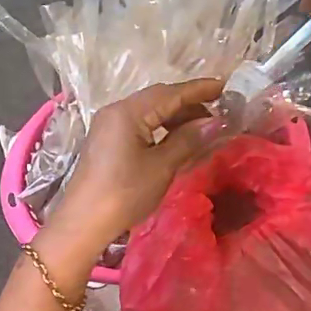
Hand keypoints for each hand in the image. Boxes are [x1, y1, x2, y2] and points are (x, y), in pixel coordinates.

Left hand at [38, 80, 225, 273]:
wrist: (84, 222)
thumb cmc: (125, 193)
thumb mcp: (162, 166)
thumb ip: (189, 140)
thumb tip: (215, 122)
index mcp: (128, 112)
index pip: (170, 93)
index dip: (199, 90)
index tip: (225, 87)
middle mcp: (116, 111)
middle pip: (158, 99)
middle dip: (189, 104)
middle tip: (219, 114)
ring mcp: (109, 125)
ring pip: (149, 112)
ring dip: (176, 118)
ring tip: (202, 130)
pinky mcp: (107, 141)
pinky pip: (140, 125)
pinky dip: (161, 129)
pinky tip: (178, 141)